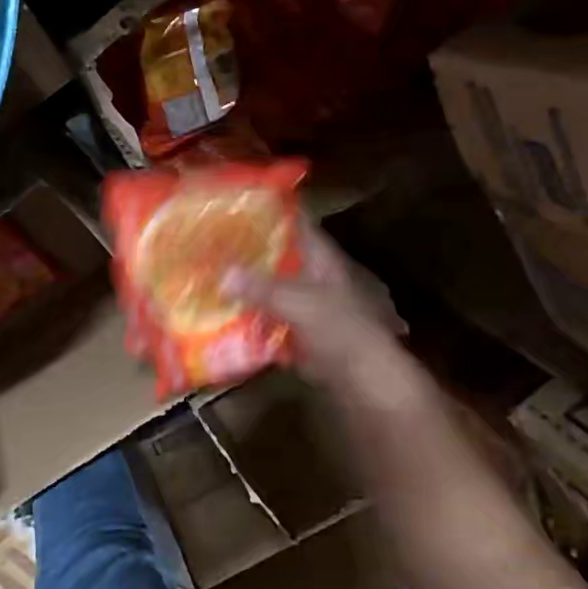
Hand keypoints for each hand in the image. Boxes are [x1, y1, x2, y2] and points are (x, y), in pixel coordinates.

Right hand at [226, 223, 408, 382]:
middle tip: (220, 248)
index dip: (276, 215)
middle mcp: (324, 280)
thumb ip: (260, 287)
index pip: (301, 227)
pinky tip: (235, 322)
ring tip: (219, 283)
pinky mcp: (312, 339)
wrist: (368, 381)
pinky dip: (260, 323)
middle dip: (256, 256)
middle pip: (287, 260)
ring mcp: (319, 310)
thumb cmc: (339, 329)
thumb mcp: (296, 302)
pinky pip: (279, 324)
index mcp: (326, 262)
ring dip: (255, 292)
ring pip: (281, 293)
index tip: (244, 207)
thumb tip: (223, 274)